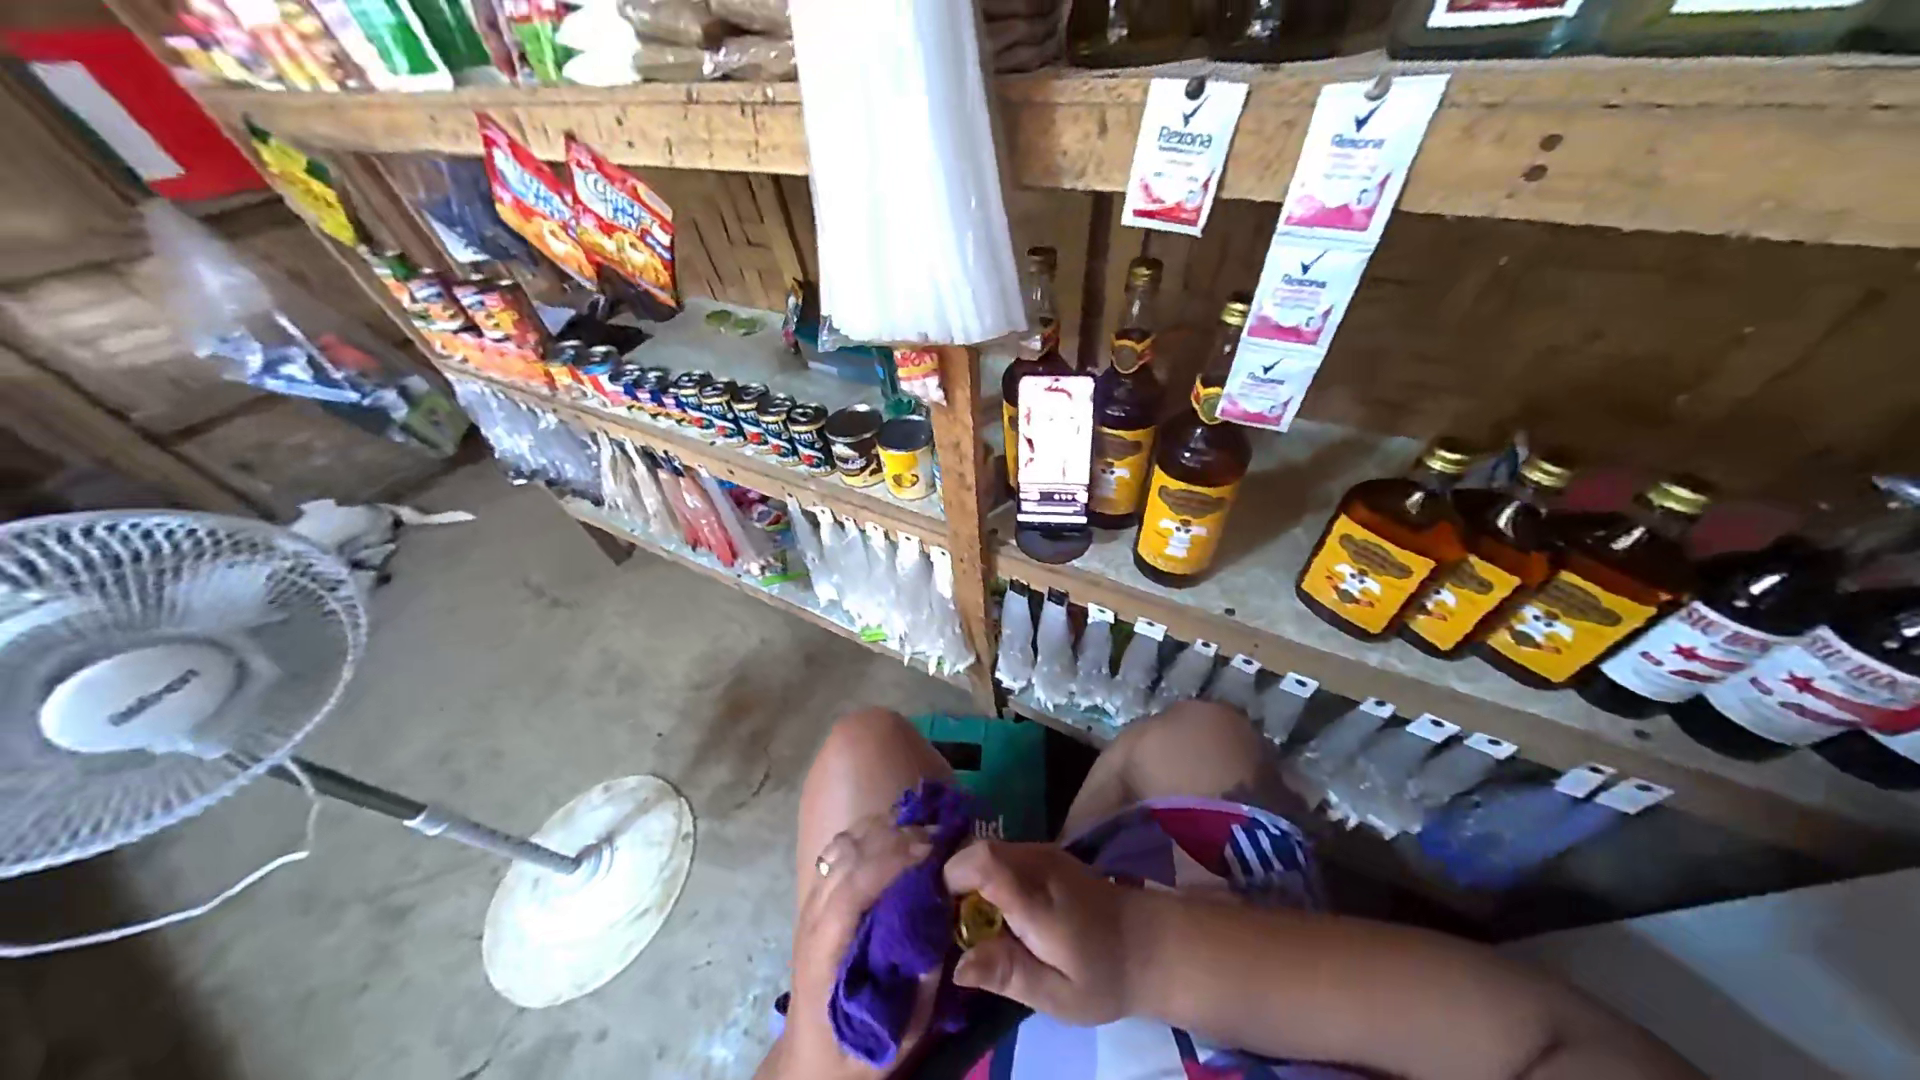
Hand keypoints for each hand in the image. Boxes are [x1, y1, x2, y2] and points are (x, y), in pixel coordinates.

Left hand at [778, 816, 932, 1077]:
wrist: (808, 1061)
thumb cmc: (851, 1051)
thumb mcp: (894, 1035)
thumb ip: (920, 984)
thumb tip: (943, 924)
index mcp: (823, 952)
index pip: (850, 889)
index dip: (888, 862)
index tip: (929, 852)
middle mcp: (812, 918)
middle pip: (847, 856)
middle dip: (894, 838)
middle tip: (938, 839)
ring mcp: (811, 903)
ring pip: (843, 845)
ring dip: (883, 832)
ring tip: (923, 837)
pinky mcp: (819, 898)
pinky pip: (843, 849)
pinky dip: (872, 835)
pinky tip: (899, 841)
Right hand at [941, 840, 1137, 1025]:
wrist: (1147, 942)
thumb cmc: (1101, 976)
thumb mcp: (1056, 995)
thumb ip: (1008, 974)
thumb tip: (957, 966)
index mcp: (1039, 900)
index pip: (985, 863)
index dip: (949, 880)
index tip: (935, 916)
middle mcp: (1037, 863)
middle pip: (976, 852)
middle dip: (950, 884)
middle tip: (947, 927)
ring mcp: (1041, 851)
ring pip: (983, 849)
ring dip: (965, 880)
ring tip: (966, 923)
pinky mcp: (1041, 850)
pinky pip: (998, 853)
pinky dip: (981, 876)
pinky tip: (989, 910)